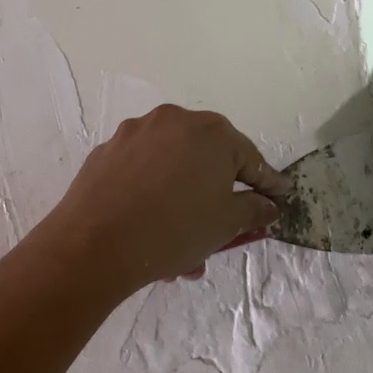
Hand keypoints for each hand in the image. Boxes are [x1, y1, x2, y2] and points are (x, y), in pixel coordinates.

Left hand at [30, 104, 286, 291]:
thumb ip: (254, 210)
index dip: (267, 184)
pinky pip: (142, 175)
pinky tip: (150, 230)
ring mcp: (135, 134)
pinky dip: (152, 197)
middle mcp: (173, 121)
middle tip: (223, 233)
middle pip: (207, 162)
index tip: (279, 198)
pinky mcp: (106, 153)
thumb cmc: (174, 230)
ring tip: (182, 251)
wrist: (93, 245)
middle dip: (217, 199)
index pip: (250, 160)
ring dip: (183, 204)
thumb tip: (267, 204)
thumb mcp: (226, 225)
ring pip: (172, 170)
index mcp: (211, 132)